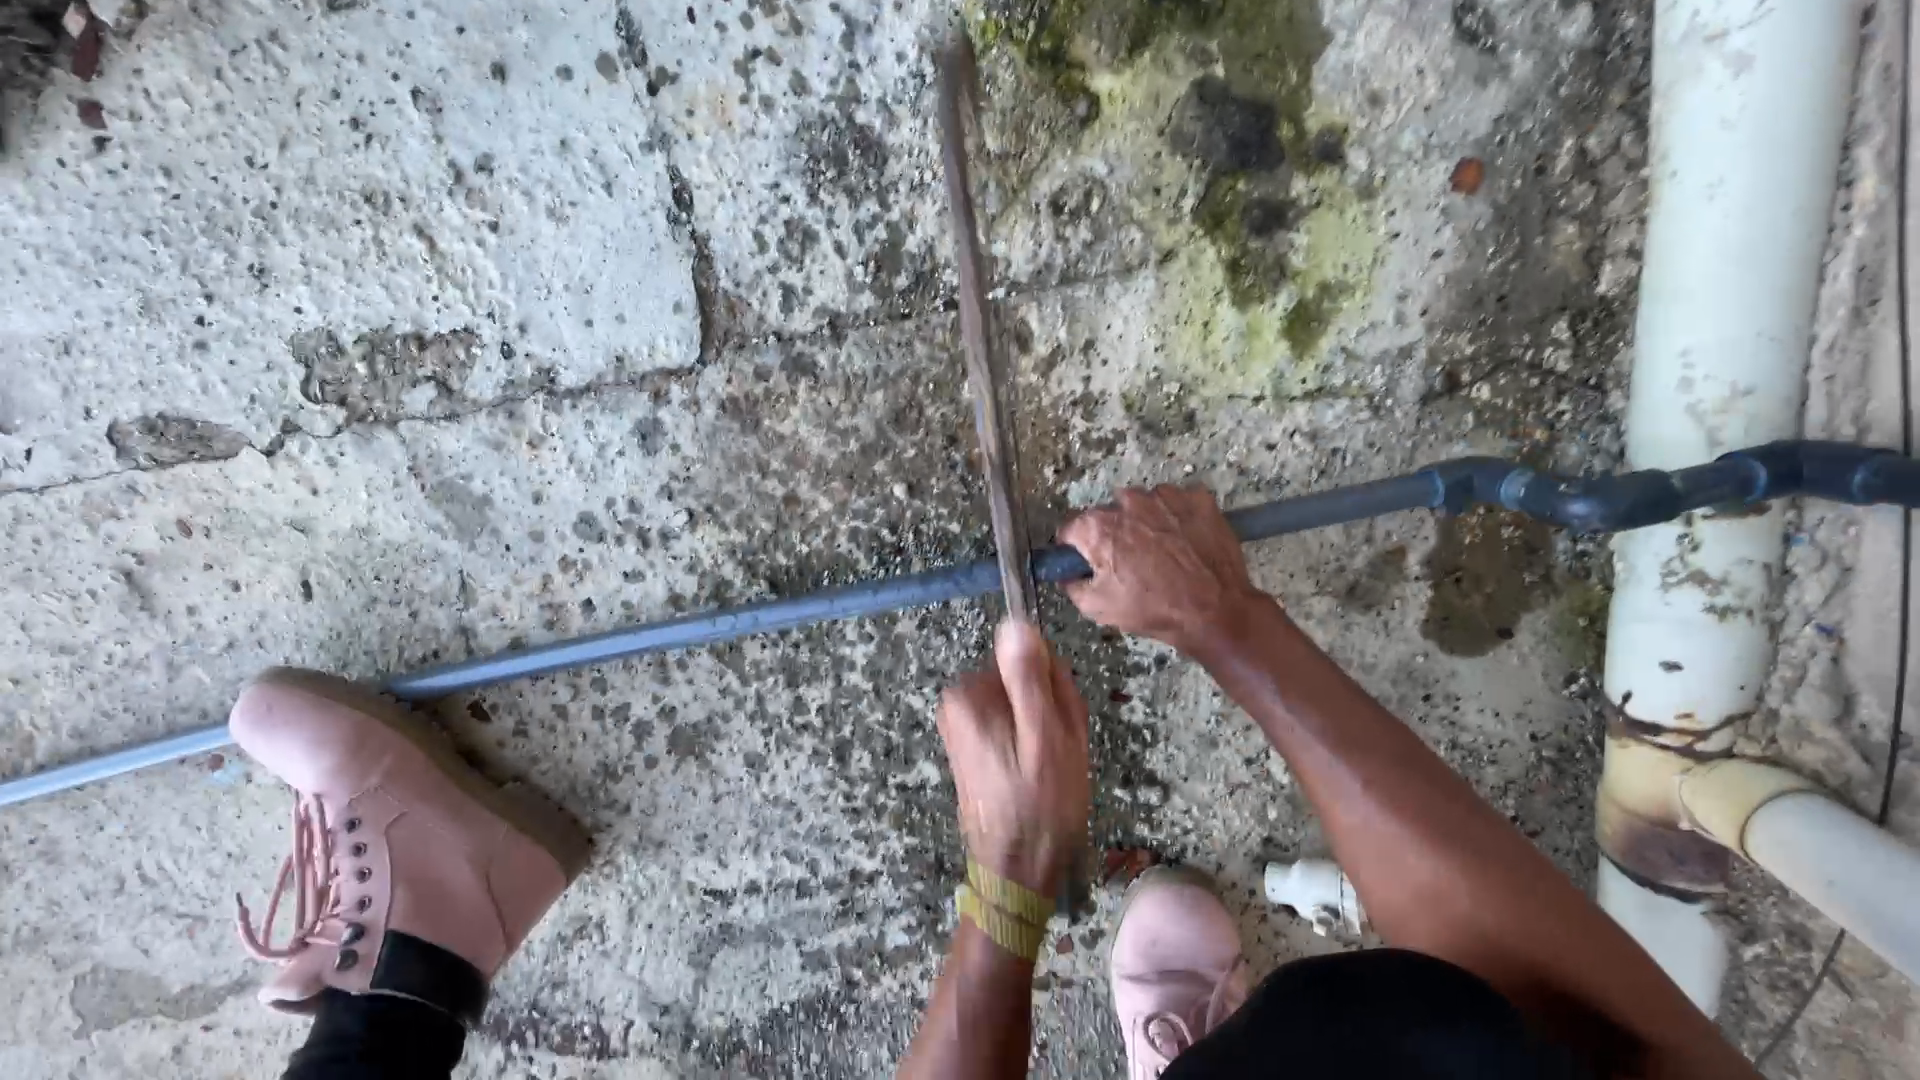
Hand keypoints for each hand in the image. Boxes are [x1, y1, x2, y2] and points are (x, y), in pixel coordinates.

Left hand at [936, 620, 1090, 895]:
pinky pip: (1015, 726)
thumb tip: (1016, 622)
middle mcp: (957, 704)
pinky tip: (1041, 775)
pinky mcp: (972, 745)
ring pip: (1024, 704)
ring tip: (1052, 768)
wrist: (1017, 869)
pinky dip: (1034, 744)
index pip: (1028, 658)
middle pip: (1023, 680)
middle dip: (1051, 709)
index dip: (1055, 690)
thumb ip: (1030, 678)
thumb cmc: (1040, 806)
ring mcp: (962, 726)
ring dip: (1047, 729)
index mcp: (969, 695)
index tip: (1061, 726)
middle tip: (1061, 751)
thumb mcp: (1047, 737)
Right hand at [1057, 485, 1266, 653]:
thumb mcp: (1097, 608)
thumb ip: (1071, 585)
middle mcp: (1129, 502)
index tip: (1087, 562)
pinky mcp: (1197, 498)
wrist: (1215, 611)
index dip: (1076, 548)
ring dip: (1146, 522)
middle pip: (1108, 514)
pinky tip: (1184, 542)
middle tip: (1130, 563)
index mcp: (1099, 526)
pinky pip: (1176, 503)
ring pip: (1143, 505)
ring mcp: (1166, 496)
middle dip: (1114, 535)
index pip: (1071, 528)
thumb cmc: (1154, 609)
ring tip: (1162, 553)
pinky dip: (1176, 517)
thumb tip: (1066, 574)